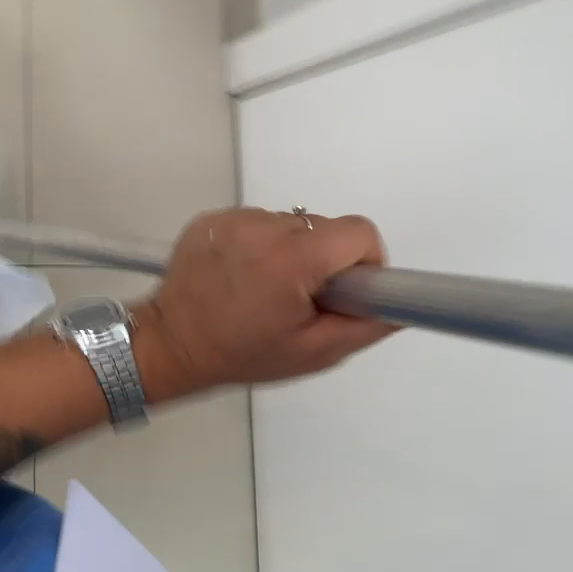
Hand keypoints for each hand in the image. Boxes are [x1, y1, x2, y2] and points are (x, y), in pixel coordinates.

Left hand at [133, 207, 397, 397]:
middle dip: (323, 259)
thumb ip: (366, 324)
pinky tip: (240, 275)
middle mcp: (259, 227)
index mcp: (290, 258)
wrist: (172, 342)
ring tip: (263, 288)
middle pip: (322, 227)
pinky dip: (258, 244)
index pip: (357, 232)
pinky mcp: (209, 218)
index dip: (363, 262)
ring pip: (288, 223)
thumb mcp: (316, 352)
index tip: (344, 290)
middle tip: (298, 297)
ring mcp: (230, 219)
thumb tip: (400, 303)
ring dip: (288, 250)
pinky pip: (254, 222)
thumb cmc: (244, 352)